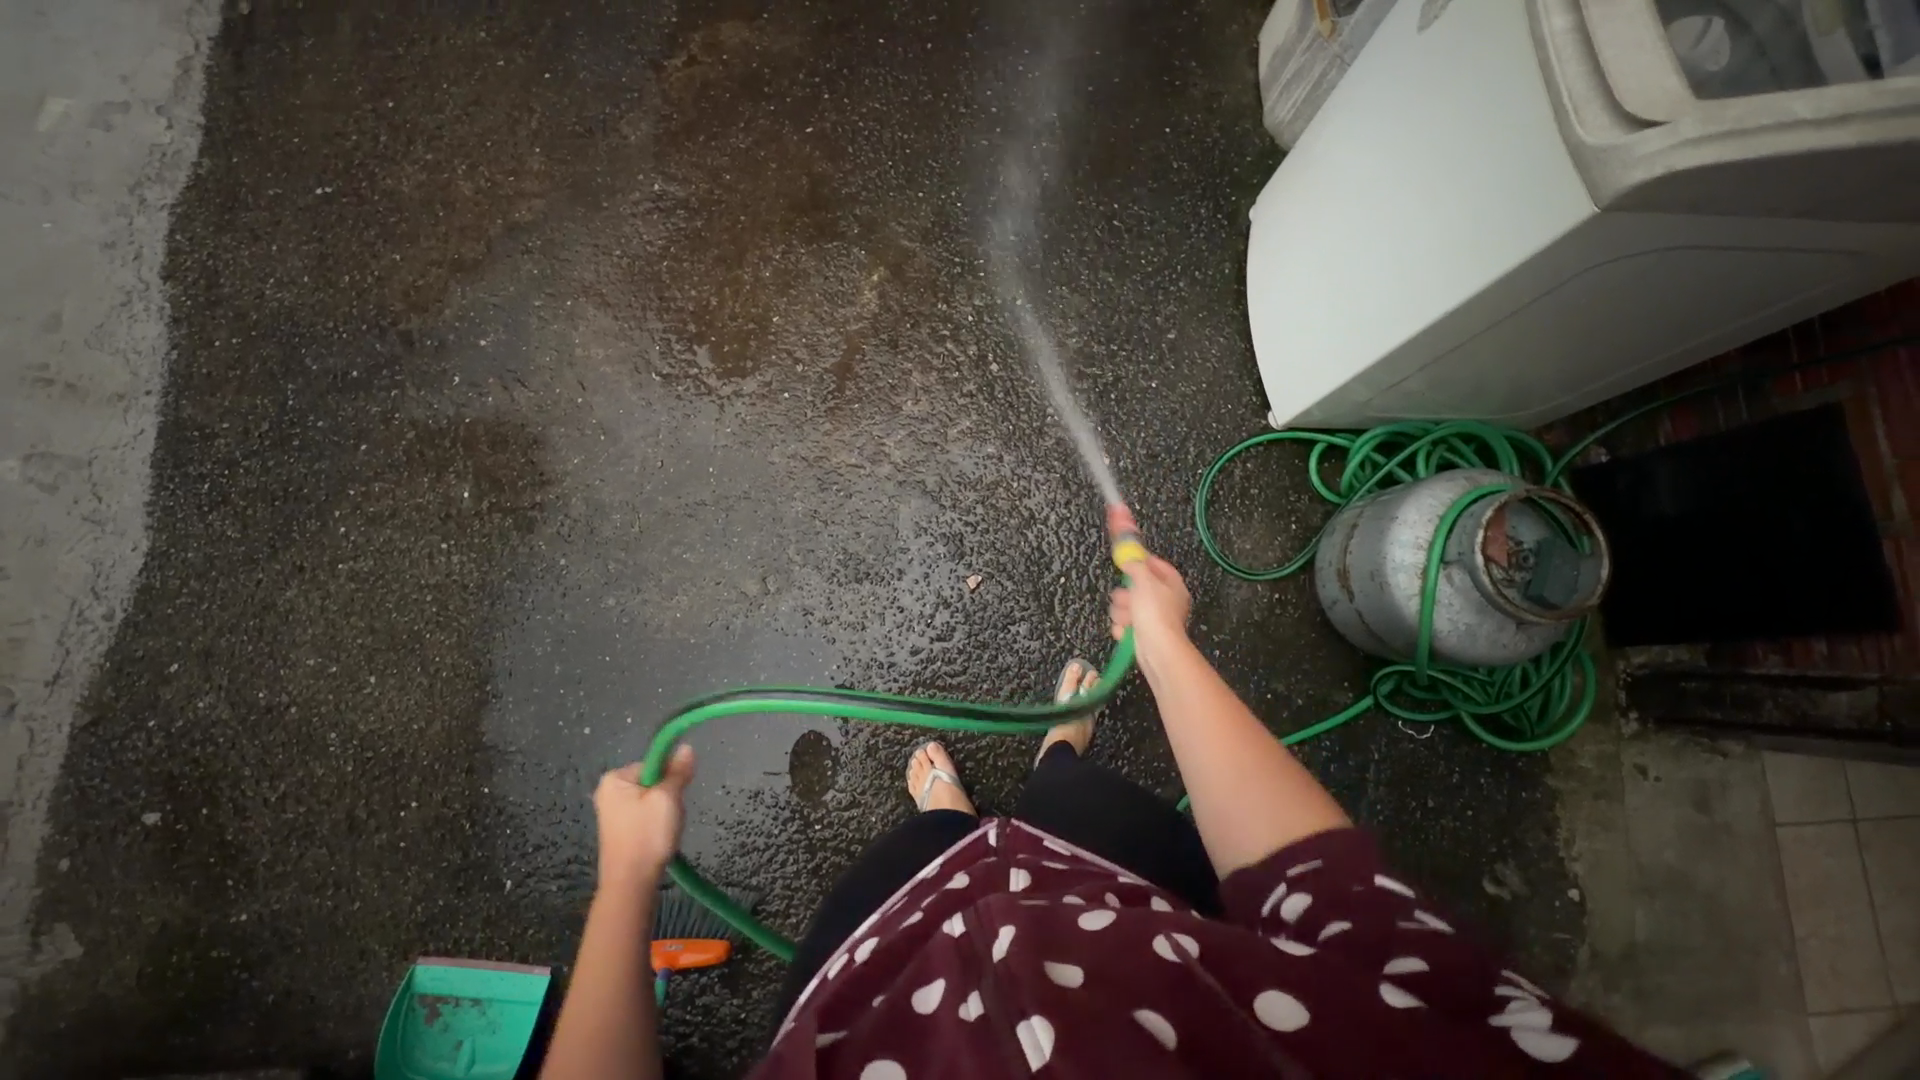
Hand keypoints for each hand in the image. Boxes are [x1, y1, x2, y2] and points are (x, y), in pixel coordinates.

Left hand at [593, 744, 694, 888]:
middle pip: (652, 781)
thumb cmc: (647, 835)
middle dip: (667, 795)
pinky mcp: (618, 830)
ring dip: (663, 810)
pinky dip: (655, 822)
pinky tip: (658, 836)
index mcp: (614, 779)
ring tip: (665, 828)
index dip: (670, 776)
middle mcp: (607, 792)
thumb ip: (678, 771)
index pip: (654, 763)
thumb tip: (686, 747)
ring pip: (650, 799)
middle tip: (670, 814)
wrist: (631, 882)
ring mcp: (611, 813)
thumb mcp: (668, 798)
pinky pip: (644, 815)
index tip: (676, 794)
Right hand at [1111, 554, 1191, 656]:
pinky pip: (1126, 624)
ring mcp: (1154, 618)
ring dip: (1122, 612)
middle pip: (1140, 588)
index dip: (1145, 562)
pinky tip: (1125, 630)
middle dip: (1126, 594)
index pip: (1160, 567)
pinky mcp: (1143, 633)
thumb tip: (1130, 560)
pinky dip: (1123, 627)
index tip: (1130, 559)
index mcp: (1173, 586)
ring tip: (1126, 618)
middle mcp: (1165, 601)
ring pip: (1129, 607)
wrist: (1155, 647)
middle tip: (1124, 597)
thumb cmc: (1155, 612)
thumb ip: (1136, 566)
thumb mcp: (1145, 581)